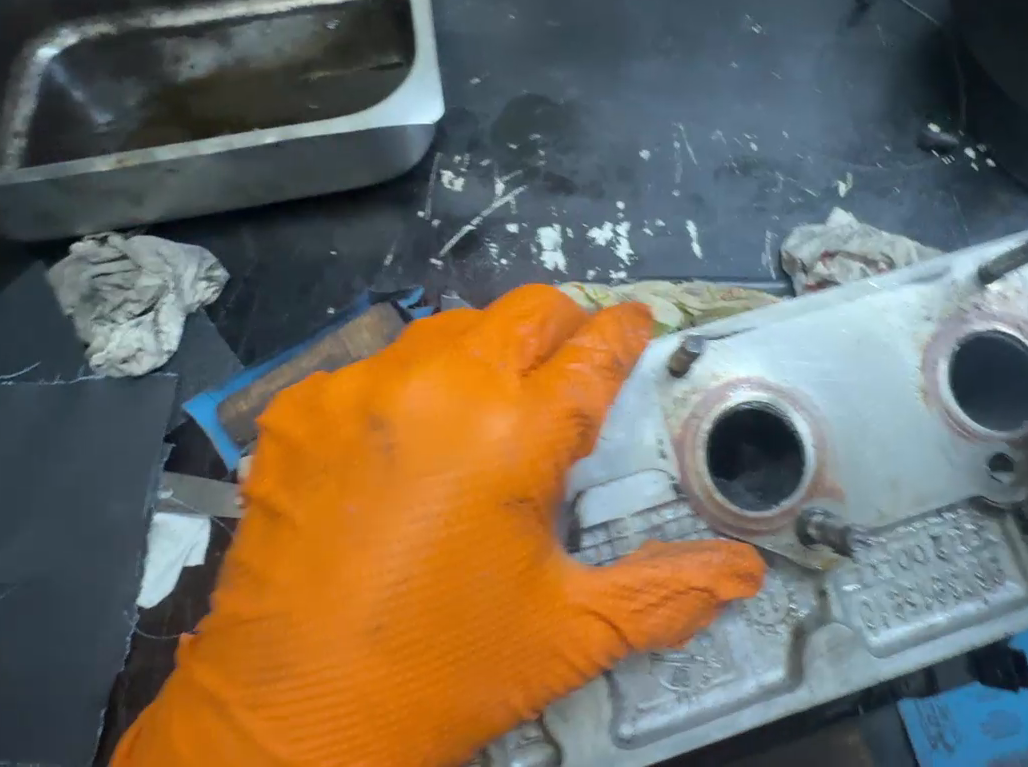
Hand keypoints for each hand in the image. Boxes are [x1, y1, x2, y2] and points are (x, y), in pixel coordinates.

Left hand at [113, 286, 765, 766]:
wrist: (285, 717)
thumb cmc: (435, 673)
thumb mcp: (567, 631)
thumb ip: (666, 590)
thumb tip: (742, 573)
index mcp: (514, 434)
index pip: (593, 350)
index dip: (623, 331)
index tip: (633, 324)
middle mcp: (438, 389)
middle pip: (526, 309)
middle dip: (563, 325)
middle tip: (570, 364)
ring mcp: (361, 389)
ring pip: (449, 328)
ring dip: (484, 354)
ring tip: (486, 411)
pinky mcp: (302, 407)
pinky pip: (374, 367)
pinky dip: (405, 391)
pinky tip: (404, 449)